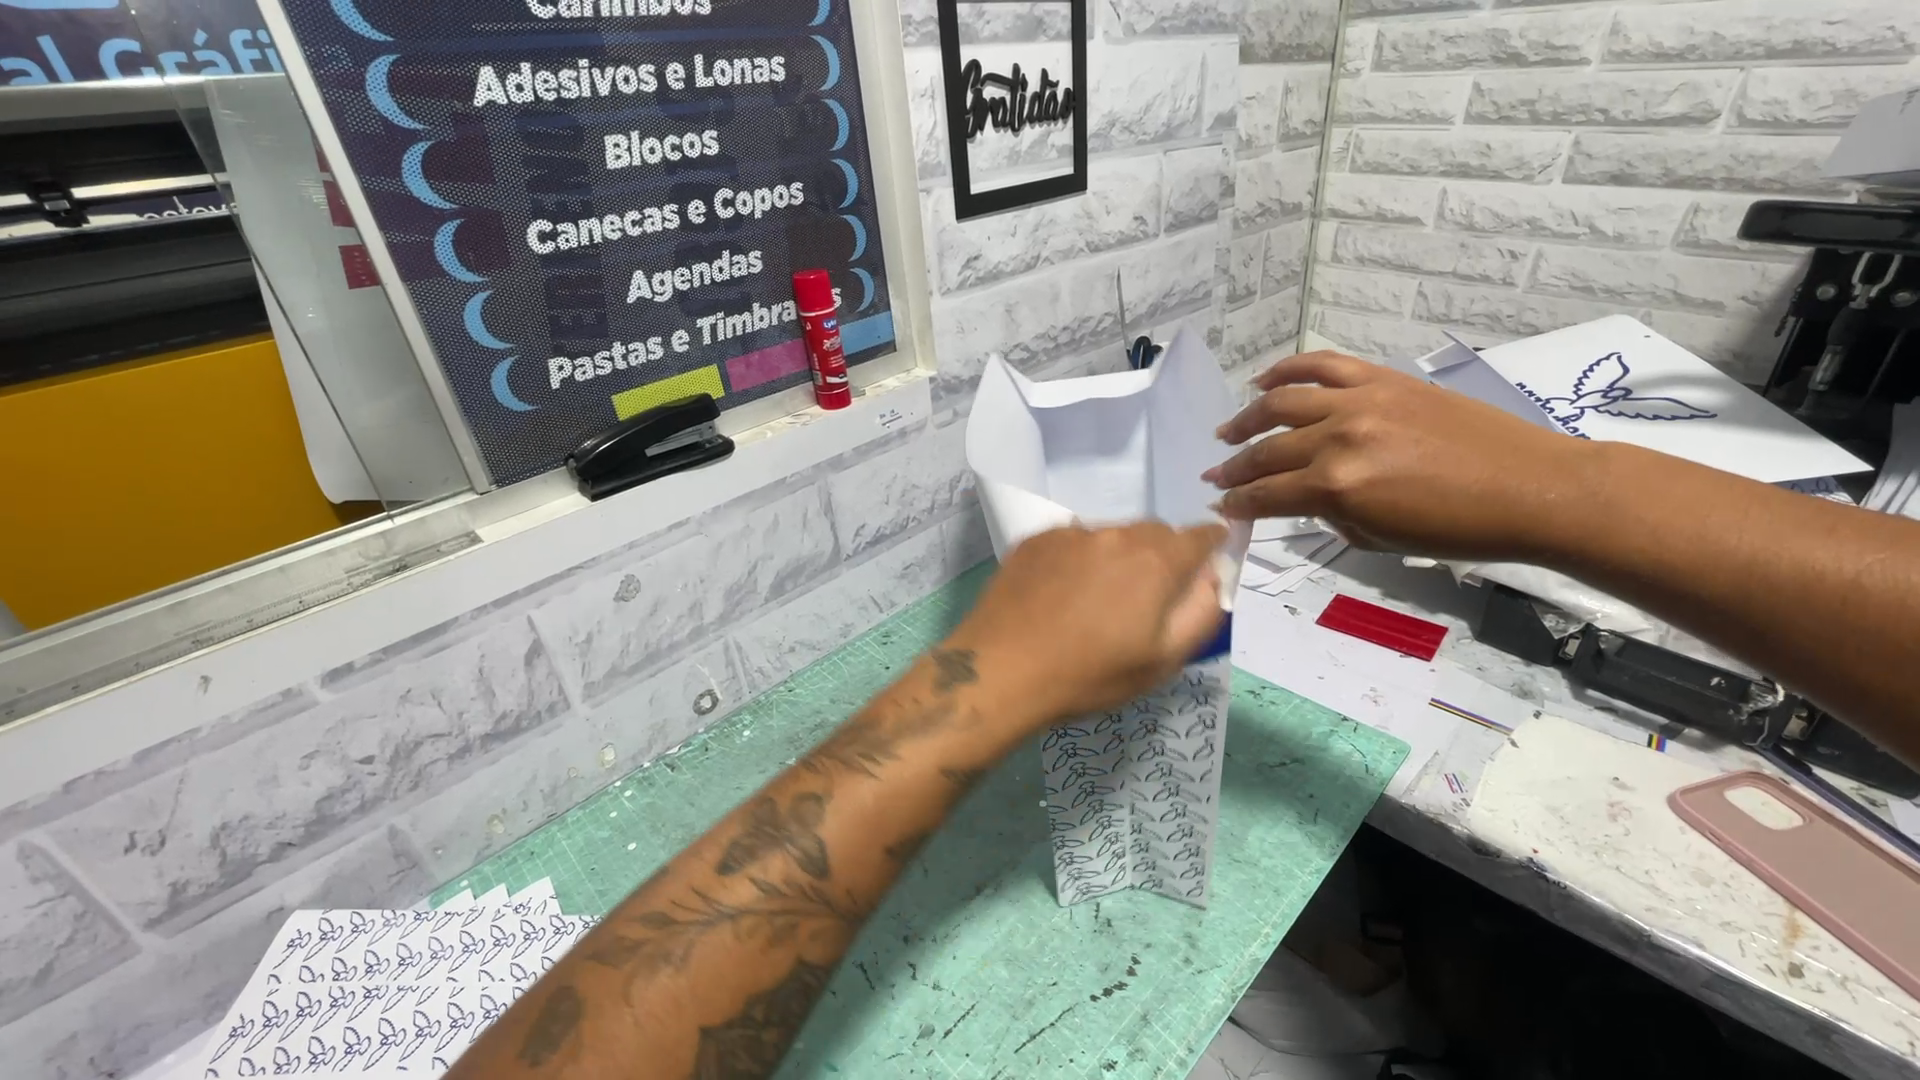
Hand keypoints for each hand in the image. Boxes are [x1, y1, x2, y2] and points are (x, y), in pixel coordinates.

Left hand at [949, 523, 1225, 721]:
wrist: (1002, 671)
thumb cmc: (1089, 675)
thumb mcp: (1164, 659)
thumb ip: (1202, 610)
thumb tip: (1214, 575)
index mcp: (1155, 561)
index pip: (1200, 535)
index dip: (1210, 548)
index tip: (1203, 569)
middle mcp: (1115, 533)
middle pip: (1155, 533)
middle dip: (1162, 558)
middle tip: (1145, 601)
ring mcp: (1070, 533)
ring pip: (1112, 535)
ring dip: (1118, 558)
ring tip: (1096, 603)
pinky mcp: (1035, 540)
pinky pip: (1074, 540)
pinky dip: (1080, 559)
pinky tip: (1061, 596)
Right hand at [1204, 351, 1593, 561]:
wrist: (1532, 488)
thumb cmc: (1457, 530)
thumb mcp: (1376, 538)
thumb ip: (1329, 513)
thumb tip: (1302, 497)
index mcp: (1337, 487)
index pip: (1266, 495)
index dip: (1236, 504)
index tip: (1218, 507)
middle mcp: (1338, 437)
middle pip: (1266, 450)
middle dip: (1233, 468)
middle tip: (1215, 477)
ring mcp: (1361, 401)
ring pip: (1281, 401)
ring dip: (1246, 418)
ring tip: (1228, 432)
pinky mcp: (1384, 379)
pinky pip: (1322, 365)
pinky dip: (1286, 368)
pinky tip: (1262, 379)